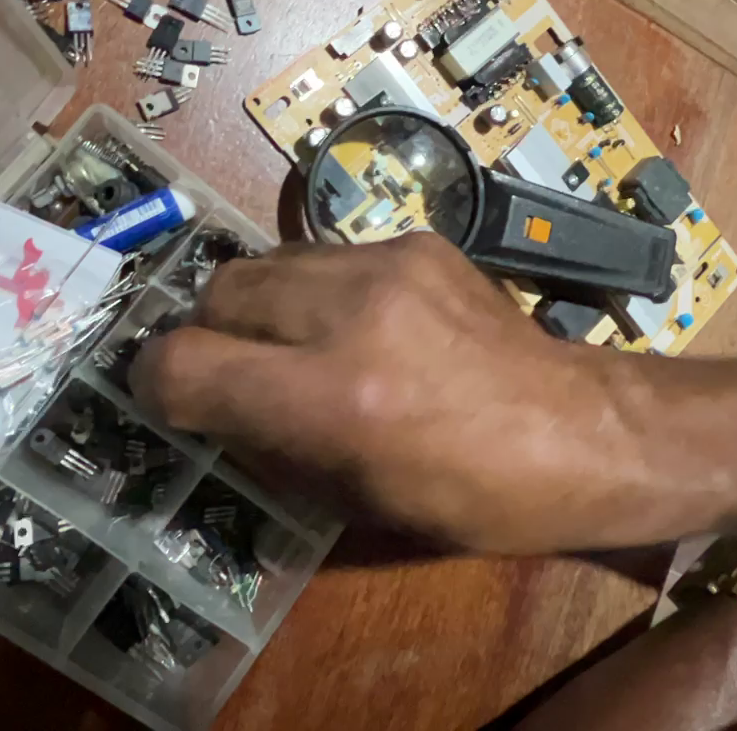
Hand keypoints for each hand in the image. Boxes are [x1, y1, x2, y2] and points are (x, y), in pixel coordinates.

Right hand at [131, 234, 677, 553]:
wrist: (577, 427)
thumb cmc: (471, 493)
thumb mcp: (354, 498)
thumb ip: (263, 441)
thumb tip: (203, 399)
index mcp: (335, 397)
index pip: (186, 364)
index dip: (159, 382)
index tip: (170, 395)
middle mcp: (352, 313)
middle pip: (217, 290)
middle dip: (209, 333)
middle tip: (239, 367)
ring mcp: (388, 263)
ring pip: (266, 260)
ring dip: (261, 304)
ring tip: (297, 339)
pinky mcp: (418, 239)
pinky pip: (326, 252)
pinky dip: (318, 287)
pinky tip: (361, 317)